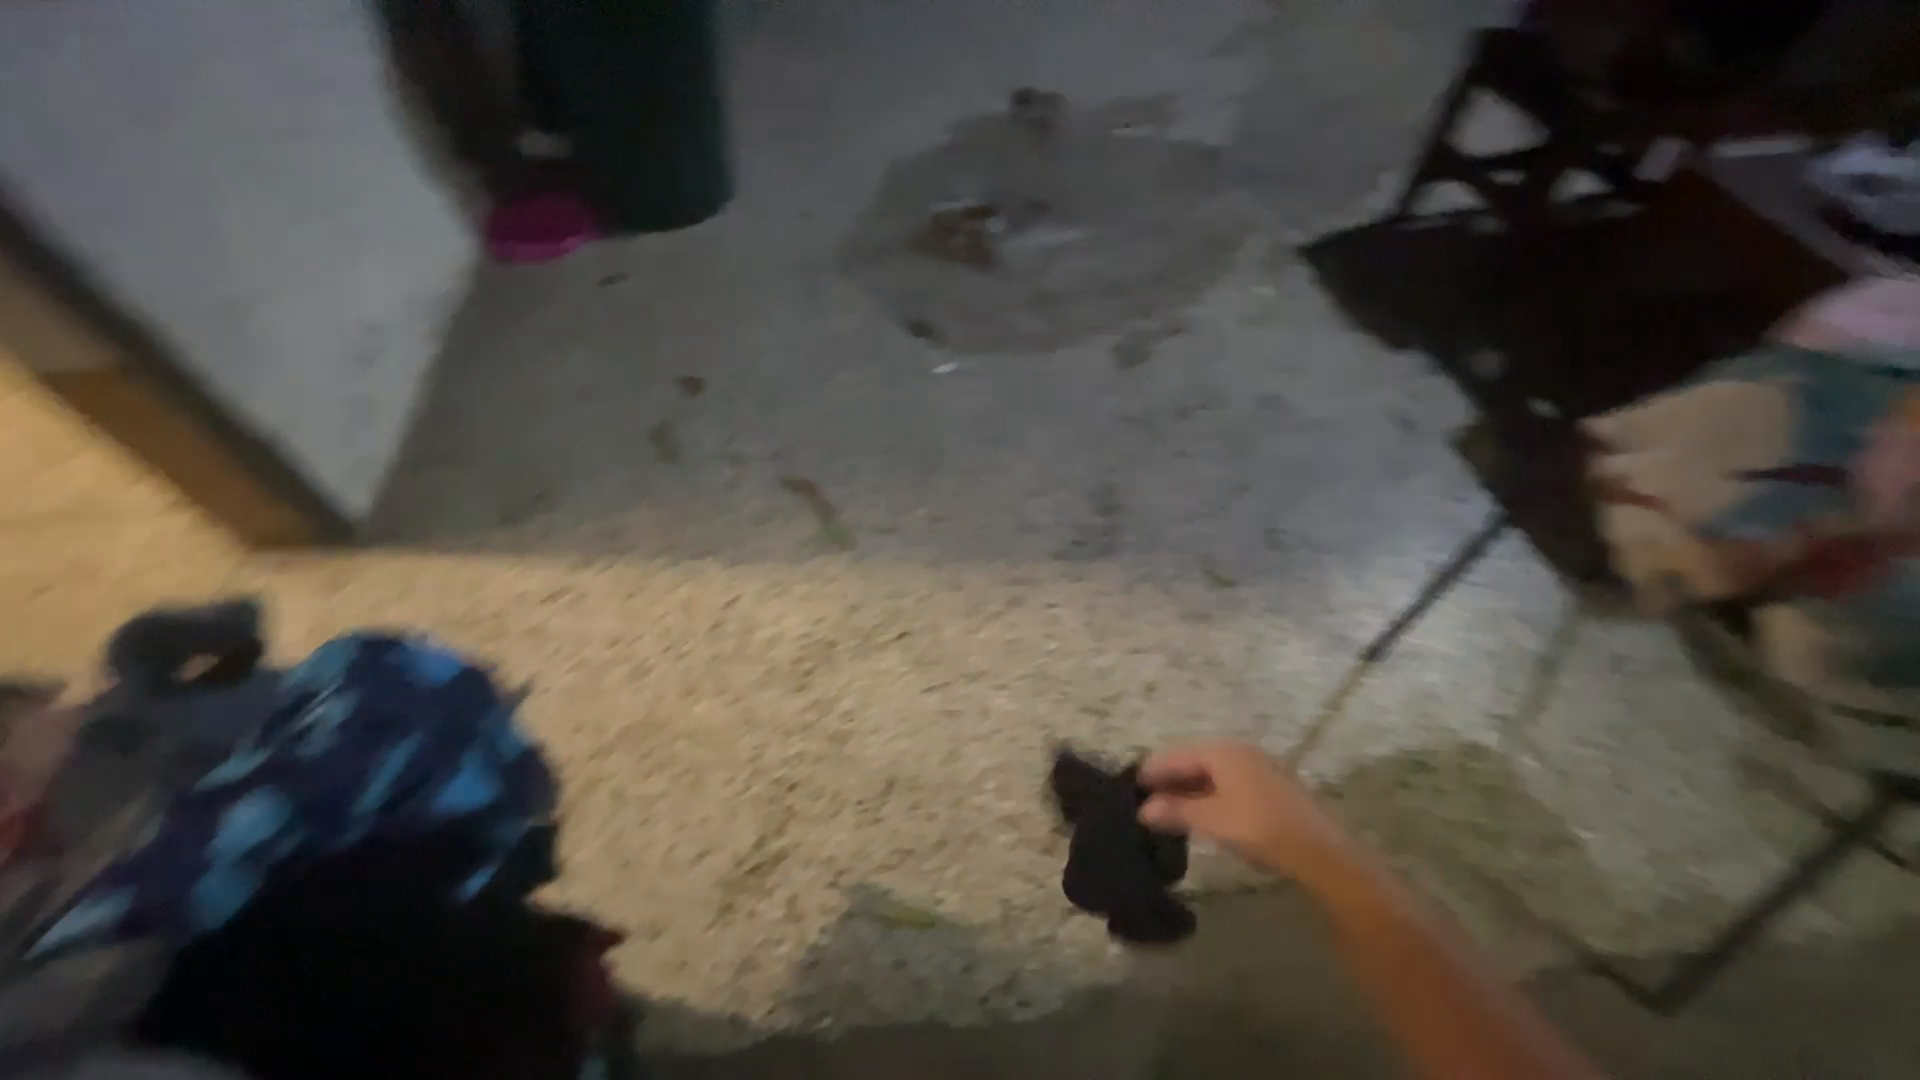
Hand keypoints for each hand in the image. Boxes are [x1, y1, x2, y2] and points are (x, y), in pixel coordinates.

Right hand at [1136, 740, 1349, 877]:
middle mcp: (1236, 749)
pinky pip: (1227, 781)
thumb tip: (1144, 809)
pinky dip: (1210, 793)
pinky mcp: (1269, 783)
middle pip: (1191, 760)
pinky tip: (1202, 814)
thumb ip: (1175, 811)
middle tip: (1146, 805)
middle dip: (1169, 781)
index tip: (1129, 792)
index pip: (1172, 756)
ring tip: (1170, 812)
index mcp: (1219, 750)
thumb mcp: (1210, 820)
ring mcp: (1256, 765)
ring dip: (1189, 789)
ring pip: (1211, 772)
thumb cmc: (1259, 827)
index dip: (1149, 774)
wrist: (1319, 850)